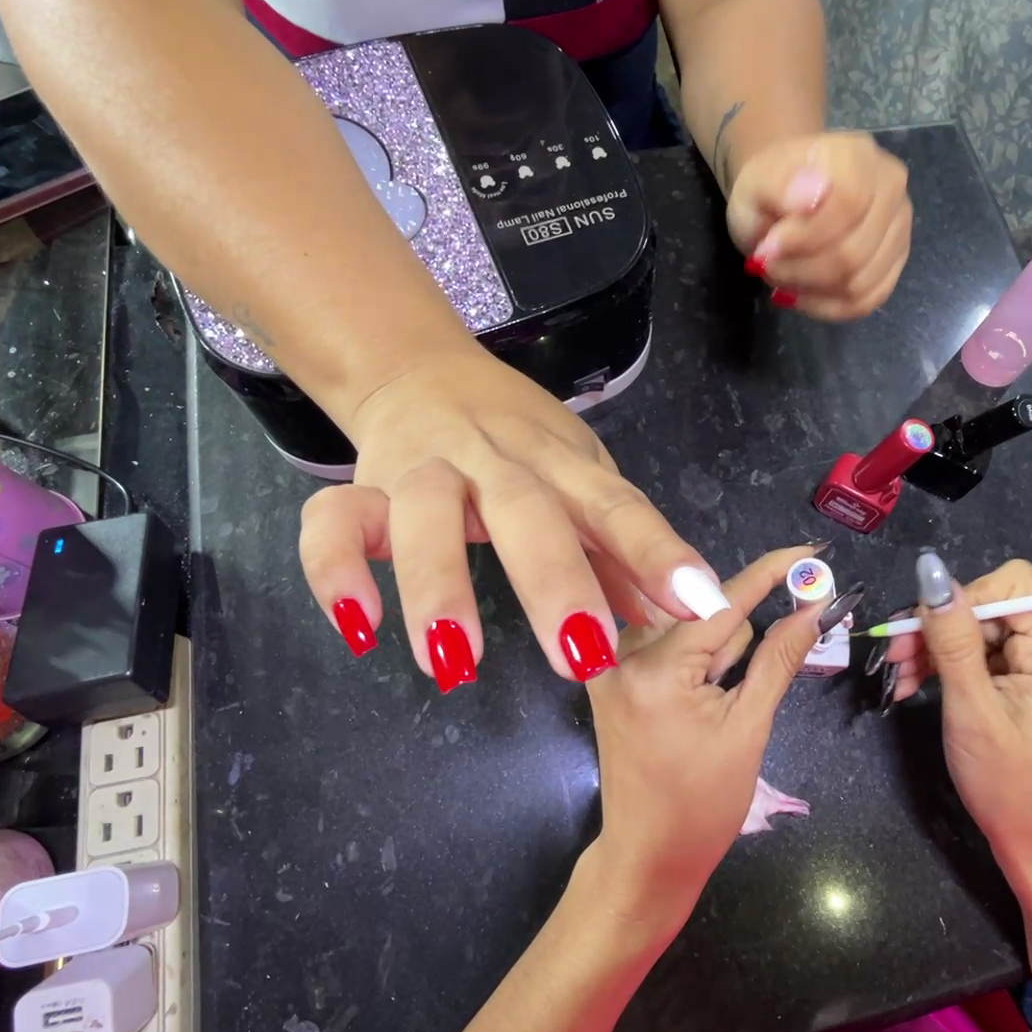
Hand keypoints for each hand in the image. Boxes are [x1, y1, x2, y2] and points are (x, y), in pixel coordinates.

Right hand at [299, 346, 728, 690]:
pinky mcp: (362, 484)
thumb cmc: (516, 437)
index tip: (698, 604)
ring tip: (455, 663)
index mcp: (559, 461)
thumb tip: (672, 613)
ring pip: (423, 514)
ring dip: (439, 586)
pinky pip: (332, 522)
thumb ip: (617, 547)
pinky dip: (336, 571)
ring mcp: (423, 468)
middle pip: (525, 510)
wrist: (420, 368)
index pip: (614, 503)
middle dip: (555, 581)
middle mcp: (494, 460)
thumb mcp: (578, 476)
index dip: (656, 551)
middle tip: (584, 657)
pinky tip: (359, 628)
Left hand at [588, 546, 839, 908]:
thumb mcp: (750, 730)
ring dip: (716, 651)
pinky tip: (695, 699)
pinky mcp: (611, 671)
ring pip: (688, 624)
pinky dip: (694, 657)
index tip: (809, 552)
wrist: (646, 853)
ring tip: (712, 709)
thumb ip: (778, 660)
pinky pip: (667, 640)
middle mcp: (624, 651)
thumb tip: (813, 606)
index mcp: (658, 668)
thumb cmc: (703, 805)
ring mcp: (612, 660)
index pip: (725, 602)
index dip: (772, 573)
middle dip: (739, 640)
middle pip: (706, 611)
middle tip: (740, 696)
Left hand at [727, 131, 911, 320]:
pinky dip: (827, 306)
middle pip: (855, 253)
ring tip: (783, 276)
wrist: (785, 198)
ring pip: (861, 283)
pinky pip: (866, 301)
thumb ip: (777, 186)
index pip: (850, 203)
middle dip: (801, 270)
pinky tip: (802, 294)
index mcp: (857, 155)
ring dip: (811, 290)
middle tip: (768, 266)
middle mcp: (890, 187)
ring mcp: (898, 228)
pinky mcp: (894, 263)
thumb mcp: (756, 182)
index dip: (805, 237)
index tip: (766, 248)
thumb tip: (813, 194)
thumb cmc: (770, 190)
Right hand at [897, 555, 1031, 878]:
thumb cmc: (1004, 782)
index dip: (964, 598)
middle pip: (994, 608)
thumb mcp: (970, 706)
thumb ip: (951, 636)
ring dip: (938, 649)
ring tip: (899, 678)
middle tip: (895, 658)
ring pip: (984, 631)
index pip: (1014, 584)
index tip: (924, 631)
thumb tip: (931, 569)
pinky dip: (953, 667)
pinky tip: (918, 685)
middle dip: (941, 628)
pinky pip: (989, 656)